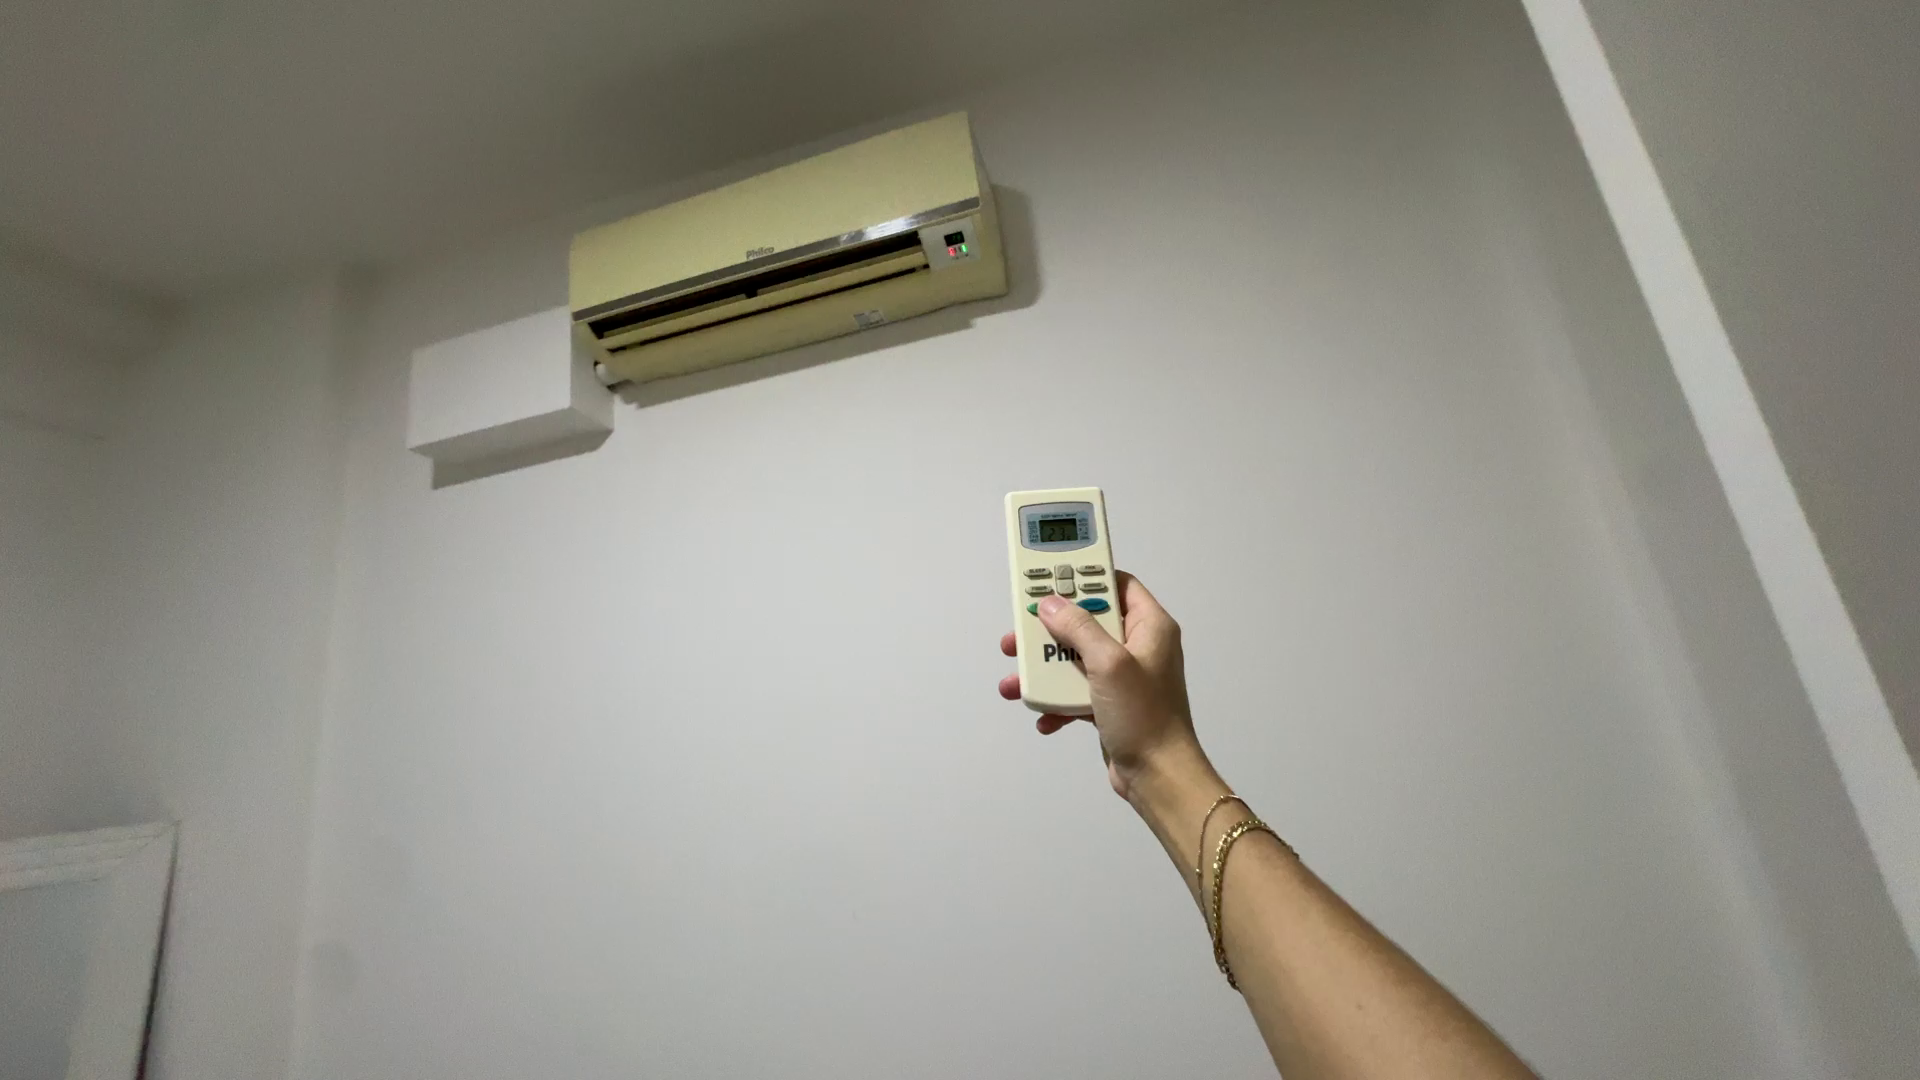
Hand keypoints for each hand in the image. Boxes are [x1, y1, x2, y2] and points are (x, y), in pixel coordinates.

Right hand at [997, 572, 1201, 797]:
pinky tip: (1043, 714)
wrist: (1158, 777)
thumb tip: (1049, 603)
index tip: (1051, 578)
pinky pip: (1074, 690)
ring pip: (1074, 658)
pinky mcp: (1108, 702)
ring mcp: (1122, 676)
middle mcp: (1137, 646)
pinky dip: (1056, 700)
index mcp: (1149, 626)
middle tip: (1019, 631)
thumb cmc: (1143, 715)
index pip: (1116, 584)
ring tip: (1014, 679)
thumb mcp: (1109, 663)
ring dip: (1043, 668)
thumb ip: (1078, 628)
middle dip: (1049, 629)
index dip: (1085, 578)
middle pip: (1085, 621)